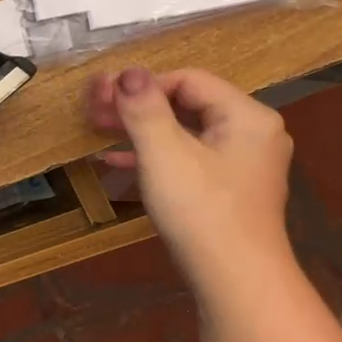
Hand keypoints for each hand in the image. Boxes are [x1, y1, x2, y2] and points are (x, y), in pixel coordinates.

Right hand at [85, 67, 295, 286]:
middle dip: (136, 104)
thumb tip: (126, 72)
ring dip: (137, 126)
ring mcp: (239, 159)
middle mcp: (250, 131)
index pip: (188, 80)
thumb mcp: (163, 155)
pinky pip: (183, 154)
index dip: (142, 84)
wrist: (230, 268)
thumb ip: (144, 111)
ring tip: (96, 130)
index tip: (97, 97)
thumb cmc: (198, 207)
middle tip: (90, 110)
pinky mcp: (223, 182)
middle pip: (186, 102)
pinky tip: (114, 161)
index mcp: (245, 117)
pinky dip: (148, 152)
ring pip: (182, 129)